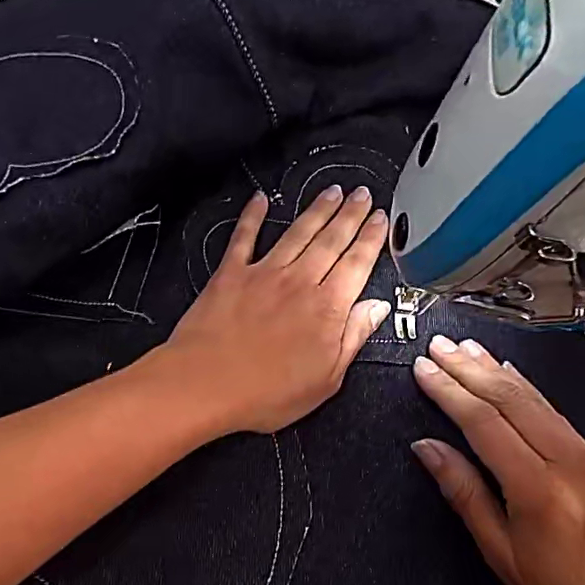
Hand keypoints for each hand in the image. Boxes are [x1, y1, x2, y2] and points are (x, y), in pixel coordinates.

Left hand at [154, 185, 390, 434]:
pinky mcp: (231, 274)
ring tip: (332, 192)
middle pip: (332, 239)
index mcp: (327, 308)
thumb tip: (376, 309)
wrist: (204, 386)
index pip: (357, 263)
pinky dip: (253, 216)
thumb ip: (354, 337)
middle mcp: (299, 282)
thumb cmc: (265, 392)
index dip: (371, 238)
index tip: (380, 219)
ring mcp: (264, 274)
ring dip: (317, 209)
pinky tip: (261, 200)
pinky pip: (244, 237)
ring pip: (298, 232)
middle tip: (361, 194)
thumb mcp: (327, 378)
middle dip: (350, 214)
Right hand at [408, 336, 584, 584]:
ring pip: (538, 402)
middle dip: (469, 368)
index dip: (449, 390)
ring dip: (499, 372)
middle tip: (441, 347)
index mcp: (541, 492)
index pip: (484, 422)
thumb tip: (430, 451)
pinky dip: (530, 393)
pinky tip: (514, 380)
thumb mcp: (505, 560)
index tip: (426, 370)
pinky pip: (561, 417)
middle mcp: (573, 465)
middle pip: (511, 399)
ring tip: (469, 351)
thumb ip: (465, 494)